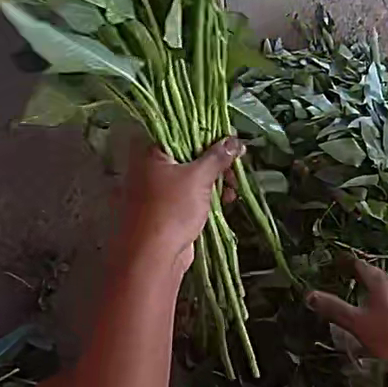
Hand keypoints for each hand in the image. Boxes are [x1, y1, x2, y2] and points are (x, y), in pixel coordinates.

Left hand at [116, 136, 240, 271]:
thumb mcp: (198, 177)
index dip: (209, 133)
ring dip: (215, 179)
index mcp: (151, 151)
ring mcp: (157, 189)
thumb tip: (235, 140)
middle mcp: (151, 166)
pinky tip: (227, 199)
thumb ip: (217, 157)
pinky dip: (207, 195)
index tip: (231, 139)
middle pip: (189, 153)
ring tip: (235, 186)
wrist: (152, 256)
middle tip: (236, 166)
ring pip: (192, 175)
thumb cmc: (171, 209)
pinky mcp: (166, 209)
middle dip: (216, 160)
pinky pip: (190, 194)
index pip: (183, 129)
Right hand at [307, 257, 387, 376]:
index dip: (347, 263)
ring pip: (384, 289)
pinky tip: (378, 316)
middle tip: (345, 276)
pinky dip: (380, 302)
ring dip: (371, 290)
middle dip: (360, 275)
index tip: (336, 261)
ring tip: (359, 295)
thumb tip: (309, 294)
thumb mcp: (356, 323)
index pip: (361, 266)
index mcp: (380, 283)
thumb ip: (333, 308)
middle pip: (374, 276)